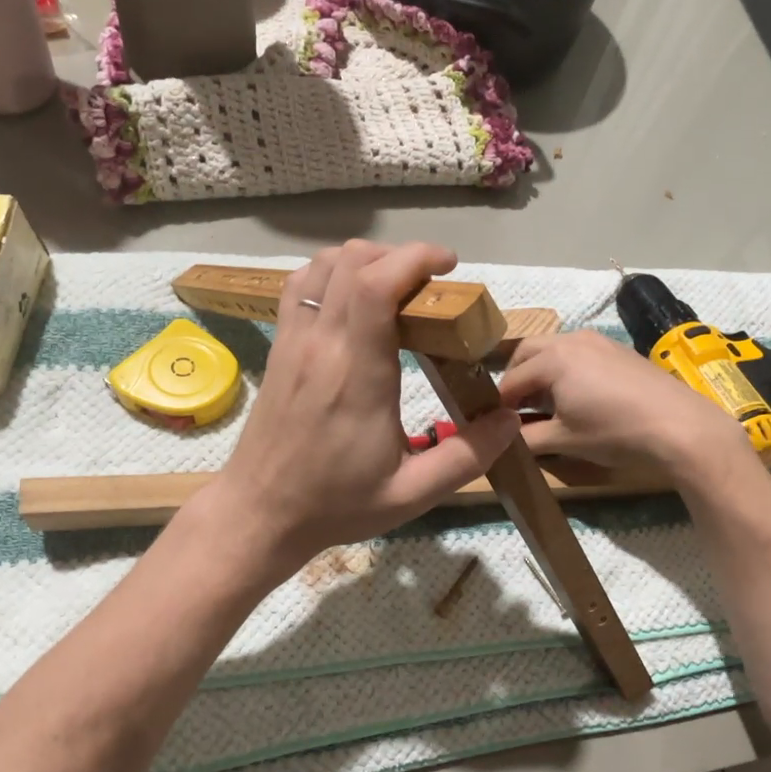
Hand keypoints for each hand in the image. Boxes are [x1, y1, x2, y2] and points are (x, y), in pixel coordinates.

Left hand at [200, 241, 521, 568]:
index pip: (377, 285)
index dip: (414, 258)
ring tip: (395, 288)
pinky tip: (352, 302)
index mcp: (357, 374)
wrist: (260, 514)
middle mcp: (321, 345)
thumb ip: (466, 457)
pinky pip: (301, 287)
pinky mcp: (278, 349)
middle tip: (431, 285)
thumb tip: (510, 420)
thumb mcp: (412, 494)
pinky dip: (331, 275)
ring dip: (363, 262)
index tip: (448, 267)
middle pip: (353, 262)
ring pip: (322, 266)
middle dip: (398, 257)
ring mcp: (293, 342)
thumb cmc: (336, 504)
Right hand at [497, 330, 749, 473]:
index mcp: (552, 359)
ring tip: (544, 406)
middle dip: (516, 380)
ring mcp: (598, 341)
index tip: (493, 425)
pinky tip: (576, 397)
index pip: (510, 381)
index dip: (498, 406)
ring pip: (554, 350)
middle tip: (514, 412)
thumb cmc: (615, 433)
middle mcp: (571, 340)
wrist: (679, 426)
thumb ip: (528, 439)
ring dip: (541, 373)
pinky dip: (565, 370)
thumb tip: (503, 441)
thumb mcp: (565, 441)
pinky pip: (578, 353)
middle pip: (528, 354)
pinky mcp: (618, 350)